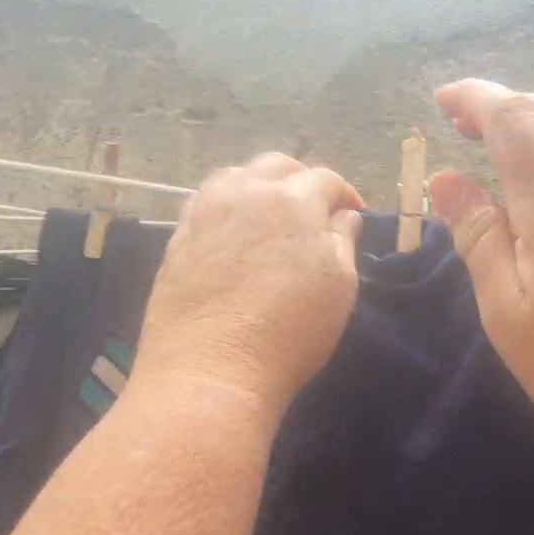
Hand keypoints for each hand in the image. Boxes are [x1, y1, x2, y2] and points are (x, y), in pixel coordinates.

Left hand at [129, 152, 365, 416]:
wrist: (214, 368)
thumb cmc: (291, 330)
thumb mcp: (339, 287)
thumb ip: (343, 242)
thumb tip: (345, 217)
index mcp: (293, 201)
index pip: (325, 179)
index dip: (345, 194)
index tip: (355, 216)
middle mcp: (246, 193)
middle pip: (276, 166)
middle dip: (302, 180)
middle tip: (316, 209)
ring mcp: (205, 213)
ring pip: (235, 177)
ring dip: (260, 186)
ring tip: (272, 215)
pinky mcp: (178, 238)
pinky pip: (205, 203)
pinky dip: (228, 206)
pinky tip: (235, 232)